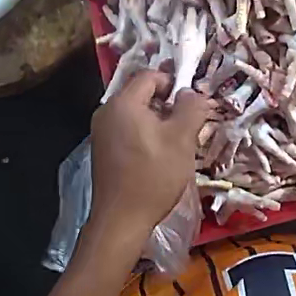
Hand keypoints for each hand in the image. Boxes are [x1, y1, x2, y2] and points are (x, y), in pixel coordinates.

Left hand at [87, 71, 211, 251]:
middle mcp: (107, 112)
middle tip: (189, 123)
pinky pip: (128, 129)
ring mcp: (102, 132)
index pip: (150, 76)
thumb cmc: (154, 175)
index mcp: (123, 104)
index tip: (193, 103)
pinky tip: (160, 154)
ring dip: (160, 120)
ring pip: (137, 113)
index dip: (175, 83)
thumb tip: (193, 92)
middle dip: (169, 103)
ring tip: (178, 141)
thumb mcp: (182, 138)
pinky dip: (146, 133)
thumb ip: (191, 108)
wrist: (122, 220)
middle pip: (143, 93)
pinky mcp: (103, 150)